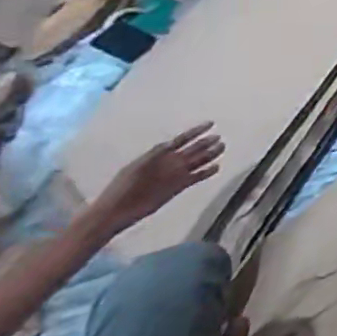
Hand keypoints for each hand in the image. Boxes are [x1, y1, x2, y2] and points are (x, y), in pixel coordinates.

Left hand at [89, 123, 224, 234]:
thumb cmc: (120, 188)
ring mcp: (175, 175)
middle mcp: (169, 163)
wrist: (114, 211)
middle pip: (193, 149)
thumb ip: (154, 155)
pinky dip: (207, 172)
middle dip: (206, 142)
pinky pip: (197, 177)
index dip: (196, 131)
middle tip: (219, 137)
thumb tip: (169, 144)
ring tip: (222, 147)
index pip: (182, 139)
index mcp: (159, 156)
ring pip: (198, 161)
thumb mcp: (136, 167)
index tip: (211, 123)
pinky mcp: (178, 187)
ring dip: (210, 154)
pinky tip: (216, 167)